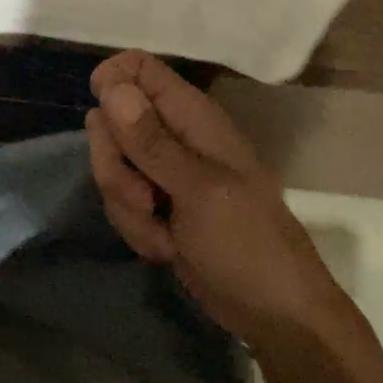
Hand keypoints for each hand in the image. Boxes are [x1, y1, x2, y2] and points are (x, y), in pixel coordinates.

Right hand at [85, 51, 348, 342]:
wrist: (276, 315)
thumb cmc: (248, 243)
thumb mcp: (198, 190)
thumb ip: (150, 140)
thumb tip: (110, 86)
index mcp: (190, 116)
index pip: (138, 67)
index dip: (112, 83)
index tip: (107, 122)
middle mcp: (173, 135)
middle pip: (110, 119)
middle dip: (114, 162)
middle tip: (144, 194)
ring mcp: (163, 172)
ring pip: (110, 164)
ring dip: (125, 203)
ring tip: (161, 230)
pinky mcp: (156, 206)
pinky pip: (119, 200)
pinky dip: (135, 227)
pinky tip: (165, 248)